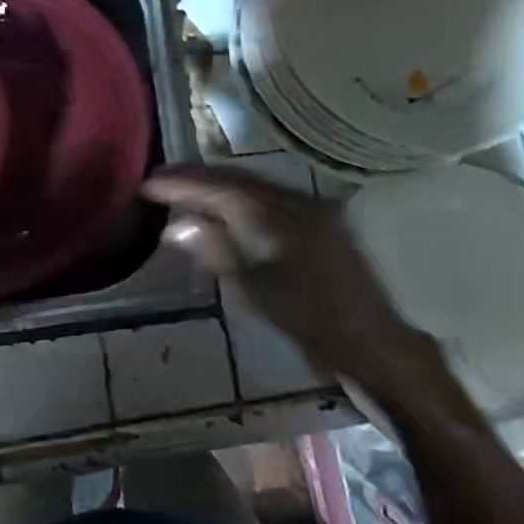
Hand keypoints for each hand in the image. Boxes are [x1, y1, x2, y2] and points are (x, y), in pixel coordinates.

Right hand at [142, 166, 434, 386]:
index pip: (227, 190)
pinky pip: (271, 198)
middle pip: (242, 179)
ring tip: (183, 189)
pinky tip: (222, 206)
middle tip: (162, 180)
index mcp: (290, 217)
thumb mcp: (260, 293)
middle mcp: (304, 201)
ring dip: (219, 185)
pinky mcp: (320, 221)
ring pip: (257, 186)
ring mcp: (315, 209)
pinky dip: (240, 198)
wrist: (373, 344)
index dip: (186, 185)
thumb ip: (219, 252)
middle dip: (199, 178)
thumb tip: (177, 227)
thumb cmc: (316, 325)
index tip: (151, 184)